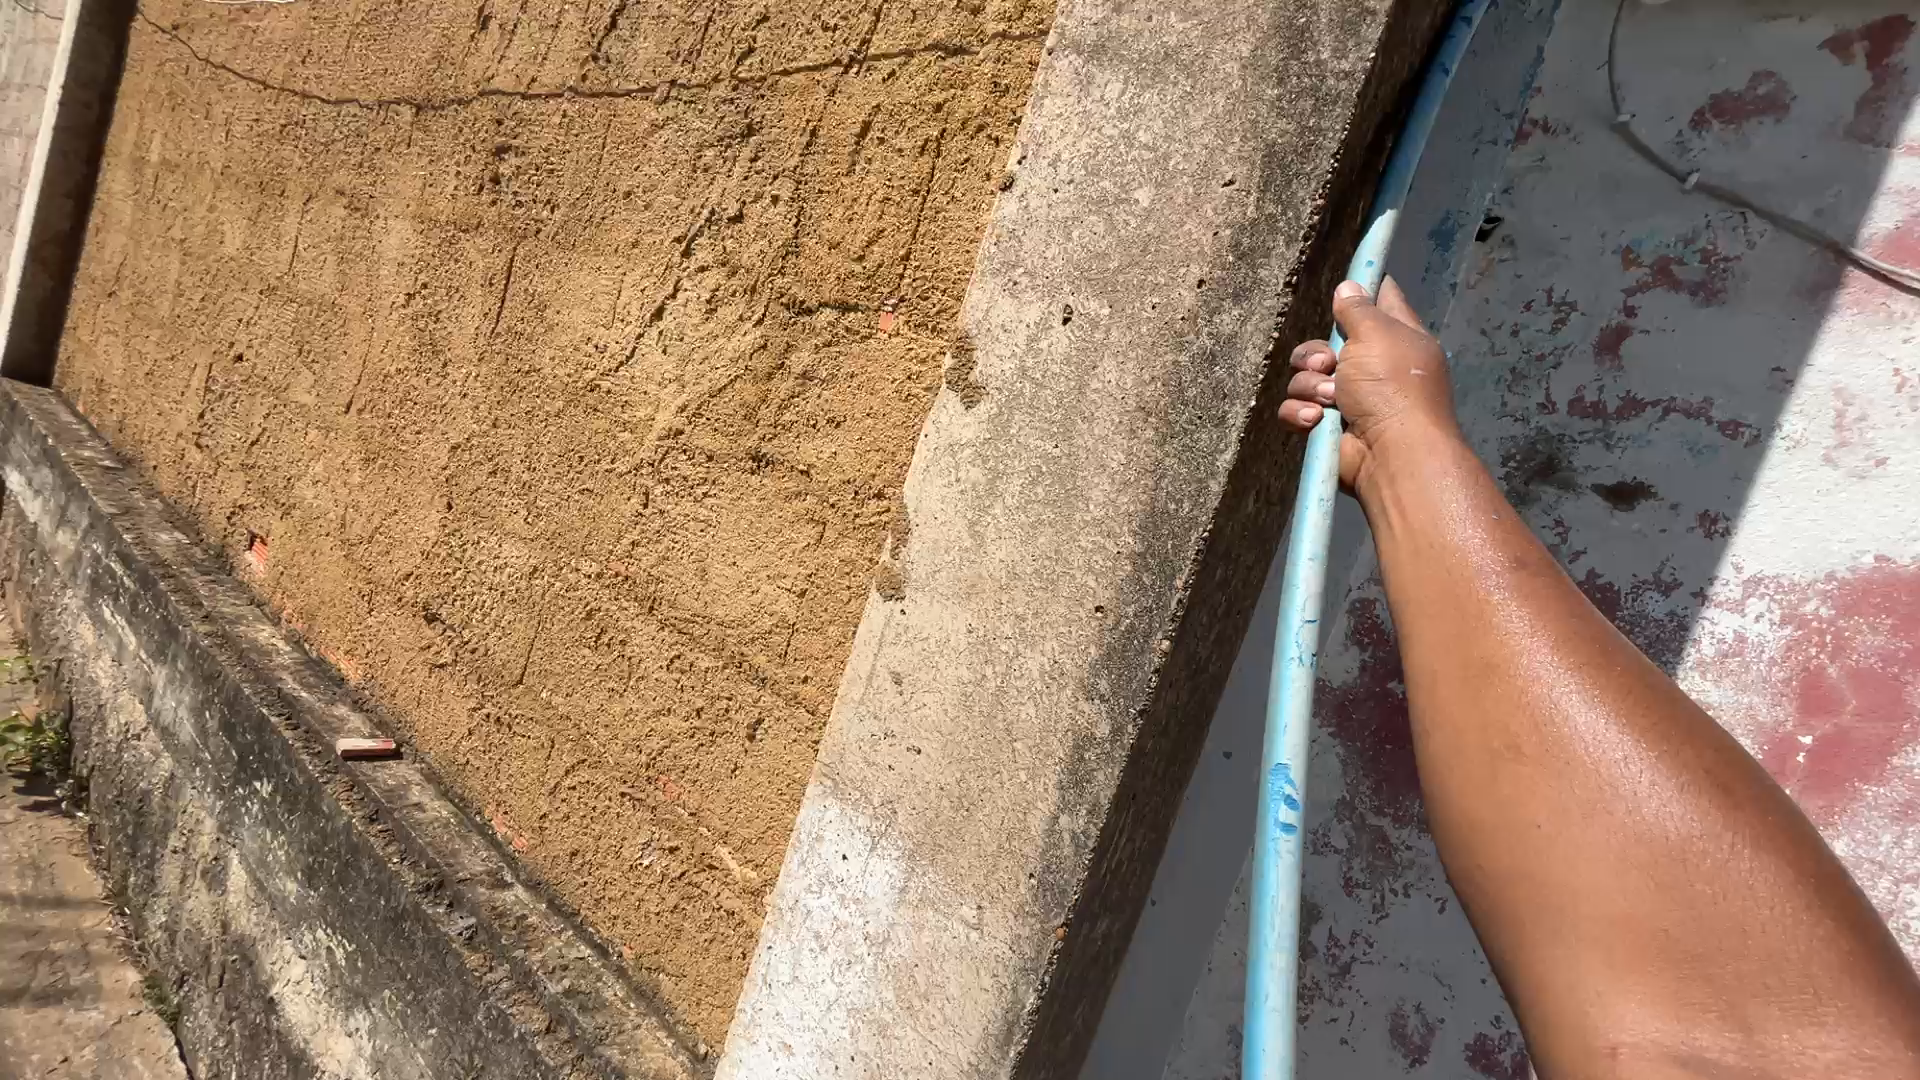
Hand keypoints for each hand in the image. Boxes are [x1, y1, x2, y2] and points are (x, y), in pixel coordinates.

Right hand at [1277, 277, 1461, 494]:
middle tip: (1326, 362)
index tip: (1346, 278)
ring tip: (1327, 399)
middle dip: (1315, 353)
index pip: (1379, 301)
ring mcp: (1345, 398)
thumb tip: (1349, 286)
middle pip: (1326, 344)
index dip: (1362, 290)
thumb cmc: (1392, 387)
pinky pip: (1295, 409)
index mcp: (1395, 339)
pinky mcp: (1323, 425)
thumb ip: (1357, 309)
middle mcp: (1370, 366)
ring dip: (1309, 386)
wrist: (1387, 450)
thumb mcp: (1377, 335)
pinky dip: (1301, 413)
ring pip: (1304, 378)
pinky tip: (1315, 419)